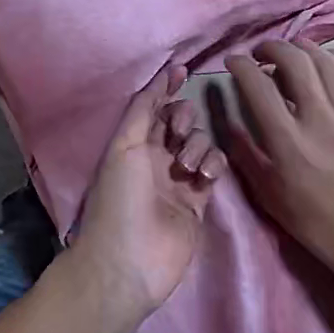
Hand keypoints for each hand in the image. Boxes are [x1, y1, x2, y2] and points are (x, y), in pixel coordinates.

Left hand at [66, 65, 224, 322]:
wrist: (127, 262)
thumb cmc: (120, 198)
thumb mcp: (124, 146)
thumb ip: (143, 109)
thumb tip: (162, 77)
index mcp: (132, 143)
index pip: (152, 107)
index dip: (166, 87)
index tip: (184, 70)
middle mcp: (155, 157)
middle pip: (178, 122)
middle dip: (183, 117)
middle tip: (178, 131)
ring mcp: (178, 180)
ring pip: (199, 144)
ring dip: (197, 145)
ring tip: (187, 166)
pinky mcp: (197, 201)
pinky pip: (213, 170)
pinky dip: (213, 165)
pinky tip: (205, 177)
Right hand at [223, 40, 333, 282]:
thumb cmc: (314, 222)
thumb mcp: (267, 194)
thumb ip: (244, 153)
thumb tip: (227, 120)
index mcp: (287, 141)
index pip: (258, 86)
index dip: (240, 66)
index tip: (232, 62)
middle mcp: (318, 120)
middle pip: (294, 61)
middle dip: (271, 47)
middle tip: (259, 54)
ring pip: (324, 61)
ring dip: (301, 47)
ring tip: (288, 51)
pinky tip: (323, 60)